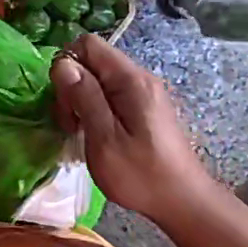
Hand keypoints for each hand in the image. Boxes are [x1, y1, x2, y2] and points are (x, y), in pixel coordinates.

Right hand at [50, 35, 219, 221]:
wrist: (184, 202)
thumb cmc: (141, 174)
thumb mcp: (104, 138)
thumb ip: (84, 97)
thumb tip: (62, 63)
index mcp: (130, 80)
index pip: (87, 44)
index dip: (66, 65)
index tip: (64, 101)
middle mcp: (139, 78)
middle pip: (92, 60)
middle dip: (72, 86)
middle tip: (71, 123)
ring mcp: (143, 92)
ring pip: (98, 78)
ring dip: (81, 100)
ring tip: (81, 132)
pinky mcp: (144, 108)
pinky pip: (110, 94)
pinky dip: (95, 109)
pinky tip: (96, 134)